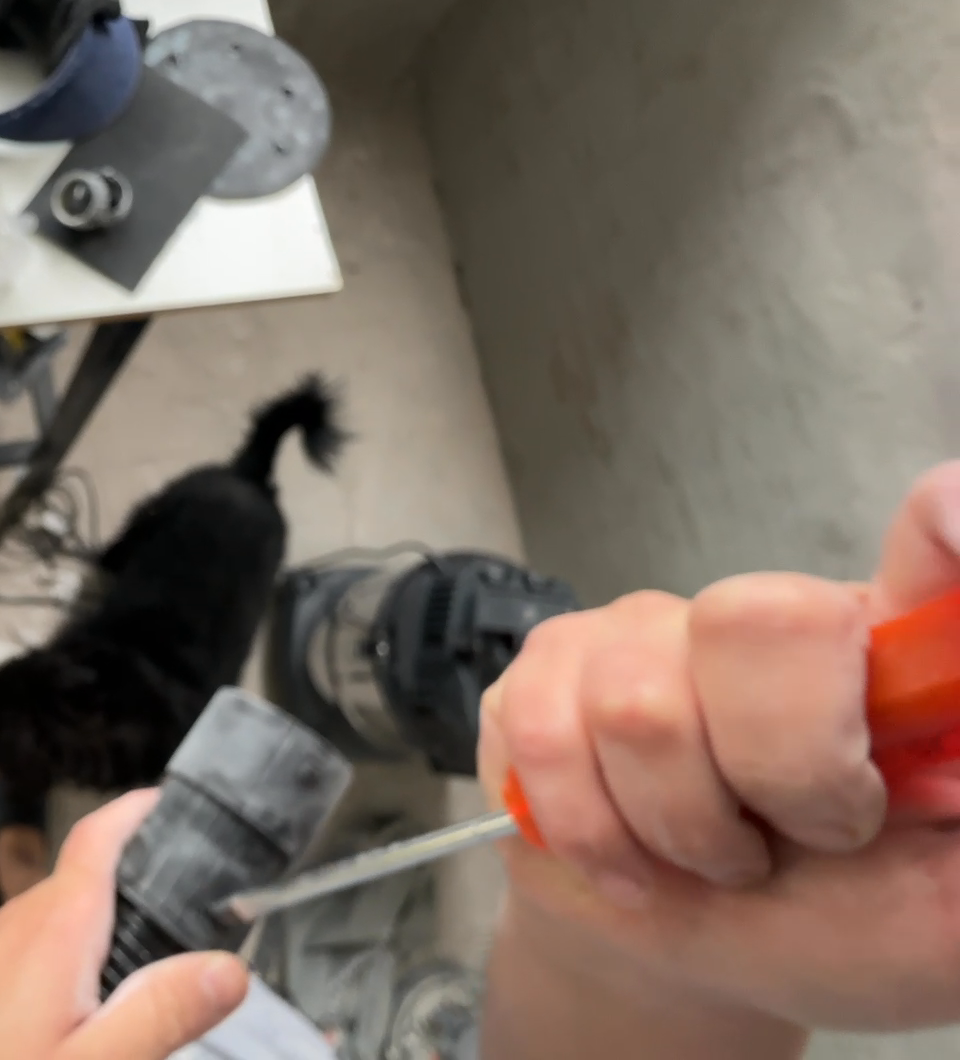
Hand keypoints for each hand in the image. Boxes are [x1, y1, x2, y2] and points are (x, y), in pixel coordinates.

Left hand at [0, 790, 249, 1058]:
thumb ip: (161, 1011)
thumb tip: (225, 970)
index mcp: (58, 926)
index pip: (97, 836)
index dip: (132, 809)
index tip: (161, 800)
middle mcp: (22, 919)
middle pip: (85, 873)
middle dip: (129, 877)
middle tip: (177, 900)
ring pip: (58, 911)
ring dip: (97, 919)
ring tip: (138, 954)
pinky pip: (32, 940)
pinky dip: (65, 950)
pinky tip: (77, 1001)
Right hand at [478, 461, 959, 1031]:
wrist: (672, 940)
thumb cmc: (819, 920)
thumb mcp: (946, 905)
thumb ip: (955, 805)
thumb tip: (947, 755)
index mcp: (879, 661)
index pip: (930, 571)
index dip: (944, 532)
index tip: (958, 505)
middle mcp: (744, 619)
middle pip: (755, 620)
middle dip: (773, 768)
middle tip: (780, 831)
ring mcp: (620, 636)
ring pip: (635, 707)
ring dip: (670, 823)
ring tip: (689, 852)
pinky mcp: (528, 674)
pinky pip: (540, 735)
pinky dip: (586, 824)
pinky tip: (615, 848)